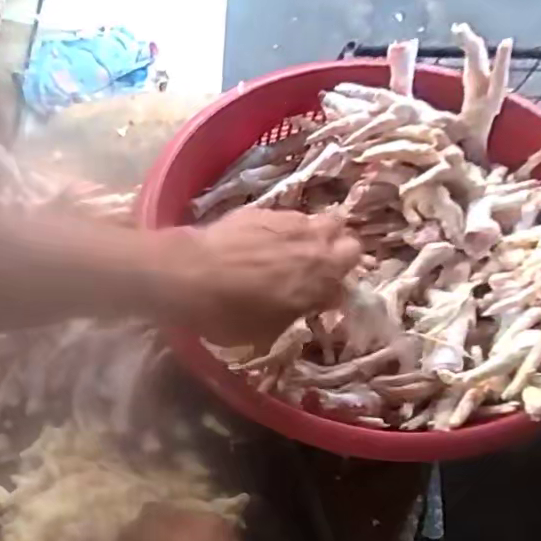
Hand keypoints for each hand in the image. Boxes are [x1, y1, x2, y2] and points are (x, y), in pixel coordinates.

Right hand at [108, 505, 286, 540]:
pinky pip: (191, 522)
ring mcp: (212, 521)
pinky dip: (177, 533)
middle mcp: (192, 519)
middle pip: (152, 513)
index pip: (132, 528)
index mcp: (172, 535)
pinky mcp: (225, 530)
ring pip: (172, 515)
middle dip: (137, 533)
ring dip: (158, 531)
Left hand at [155, 209, 358, 344]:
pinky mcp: (261, 209)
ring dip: (311, 236)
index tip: (324, 294)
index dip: (339, 283)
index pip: (352, 273)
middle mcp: (314, 243)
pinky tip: (260, 243)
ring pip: (317, 221)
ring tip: (290, 252)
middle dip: (335, 251)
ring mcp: (288, 221)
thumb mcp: (268, 331)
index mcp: (322, 277)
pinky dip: (281, 229)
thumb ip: (295, 313)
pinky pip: (285, 216)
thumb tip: (305, 305)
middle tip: (314, 268)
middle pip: (345, 237)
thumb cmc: (230, 314)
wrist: (189, 273)